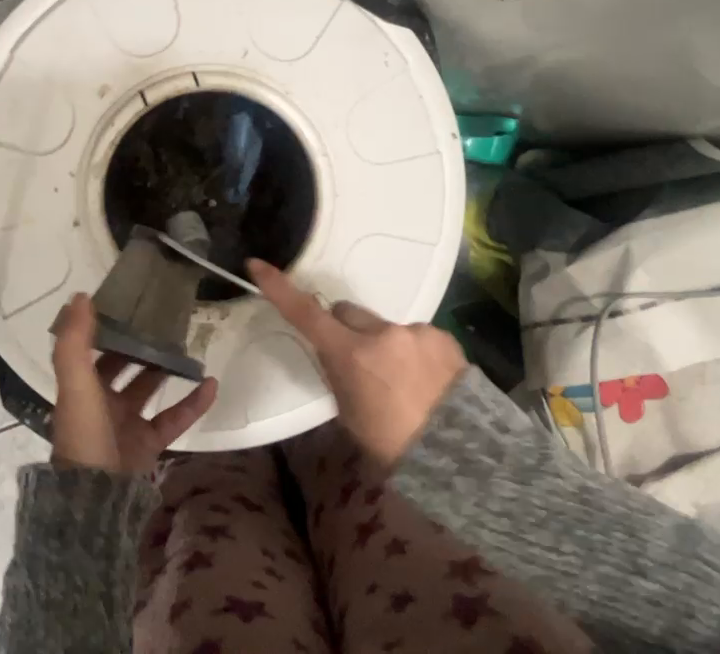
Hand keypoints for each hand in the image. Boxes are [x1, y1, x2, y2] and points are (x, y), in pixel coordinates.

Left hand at [50, 292, 218, 474]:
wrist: (97, 497)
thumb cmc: (84, 433)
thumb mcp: (75, 383)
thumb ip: (75, 341)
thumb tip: (81, 295)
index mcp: (79, 388)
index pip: (90, 351)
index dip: (104, 328)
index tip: (127, 303)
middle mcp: (101, 404)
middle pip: (121, 368)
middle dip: (138, 346)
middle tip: (162, 321)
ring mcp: (126, 425)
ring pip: (149, 389)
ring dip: (166, 370)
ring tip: (187, 345)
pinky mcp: (149, 444)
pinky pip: (174, 418)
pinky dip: (192, 403)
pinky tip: (211, 384)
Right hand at [249, 259, 466, 468]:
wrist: (461, 453)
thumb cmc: (394, 445)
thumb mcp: (350, 415)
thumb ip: (339, 374)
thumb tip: (335, 354)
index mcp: (352, 355)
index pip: (306, 314)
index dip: (279, 289)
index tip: (258, 265)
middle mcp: (381, 333)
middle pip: (346, 312)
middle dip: (345, 329)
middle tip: (357, 363)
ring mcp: (415, 331)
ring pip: (383, 326)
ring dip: (384, 344)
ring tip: (403, 382)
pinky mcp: (442, 335)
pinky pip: (415, 335)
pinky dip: (414, 352)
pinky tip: (427, 381)